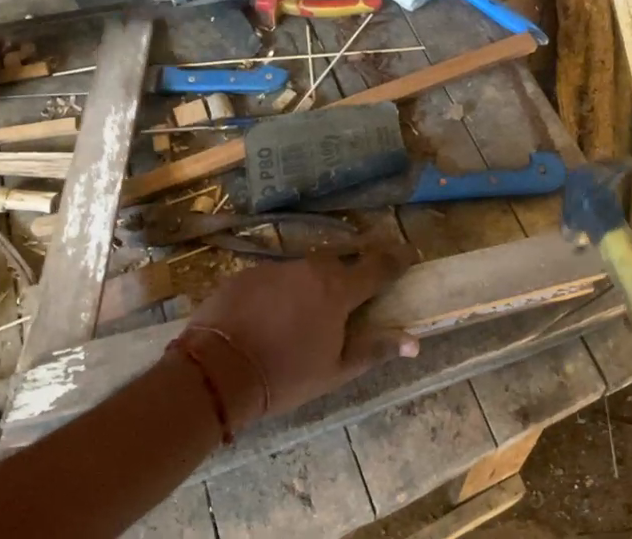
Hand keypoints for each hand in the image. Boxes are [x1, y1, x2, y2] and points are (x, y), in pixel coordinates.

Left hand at [174, 243, 419, 425]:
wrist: (216, 372)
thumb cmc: (284, 376)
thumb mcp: (335, 371)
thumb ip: (375, 350)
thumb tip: (415, 342)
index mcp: (339, 289)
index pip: (378, 266)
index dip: (396, 259)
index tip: (409, 254)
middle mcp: (311, 268)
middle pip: (339, 263)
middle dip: (347, 276)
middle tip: (347, 298)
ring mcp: (275, 268)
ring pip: (304, 271)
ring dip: (310, 287)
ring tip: (299, 318)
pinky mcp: (245, 275)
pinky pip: (273, 280)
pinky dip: (278, 294)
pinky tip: (267, 319)